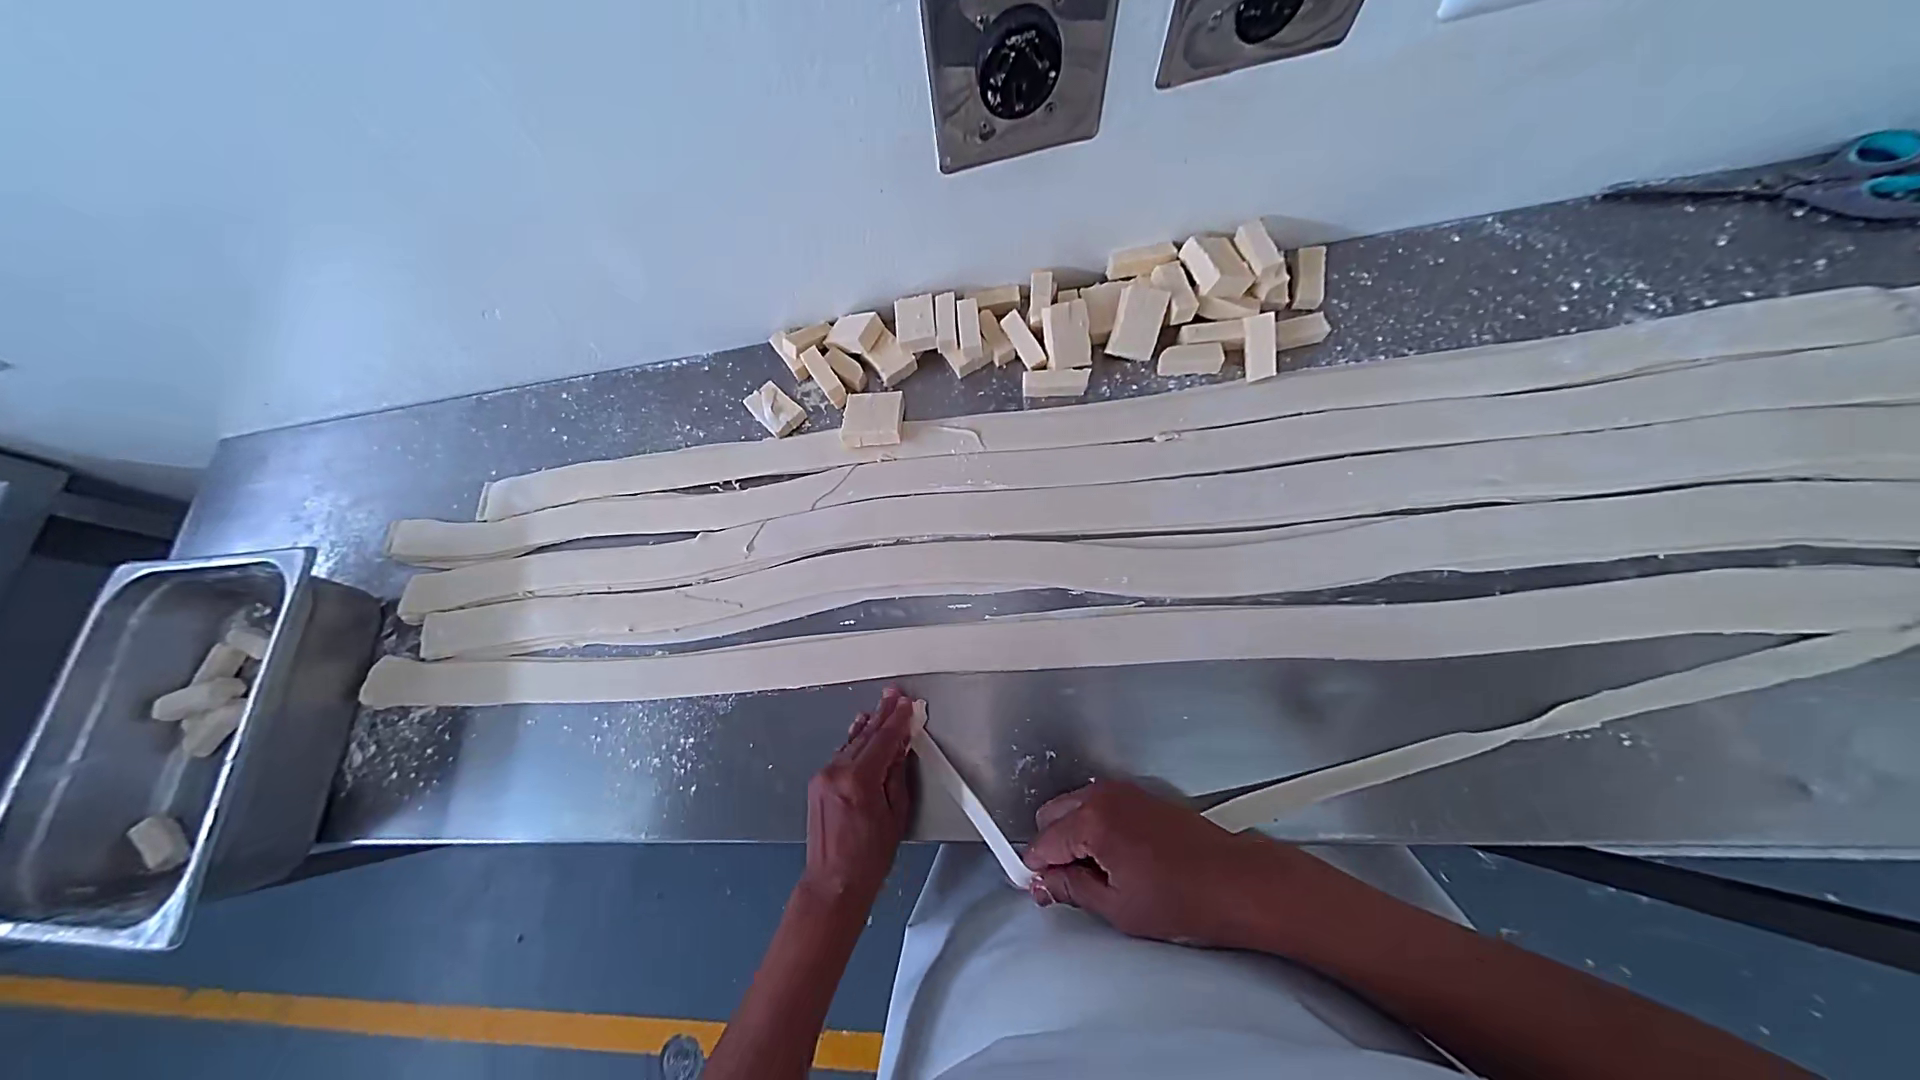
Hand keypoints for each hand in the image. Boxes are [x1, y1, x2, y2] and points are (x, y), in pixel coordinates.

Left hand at [801, 688, 914, 905]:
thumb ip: (897, 775)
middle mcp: (836, 774)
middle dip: (883, 715)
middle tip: (894, 696)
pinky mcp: (818, 784)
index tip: (907, 706)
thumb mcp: (896, 814)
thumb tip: (899, 750)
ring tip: (881, 709)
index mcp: (859, 781)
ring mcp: (823, 777)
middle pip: (866, 735)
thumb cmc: (867, 858)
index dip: (898, 720)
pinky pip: (841, 755)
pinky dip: (855, 743)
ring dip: (868, 726)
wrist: (834, 882)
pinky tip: (862, 733)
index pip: (883, 739)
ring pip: (851, 743)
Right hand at [1022, 780, 1343, 949]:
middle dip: (1052, 848)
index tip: (1039, 888)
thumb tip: (1044, 882)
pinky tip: (1117, 859)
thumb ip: (1070, 888)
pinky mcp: (1140, 796)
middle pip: (1051, 815)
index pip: (1042, 842)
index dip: (1036, 870)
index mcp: (1092, 820)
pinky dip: (1094, 827)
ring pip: (1074, 808)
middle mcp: (1104, 796)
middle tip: (1068, 884)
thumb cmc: (1185, 898)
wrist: (1238, 883)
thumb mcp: (1117, 907)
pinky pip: (1098, 806)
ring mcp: (1123, 792)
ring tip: (1099, 875)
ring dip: (1073, 836)